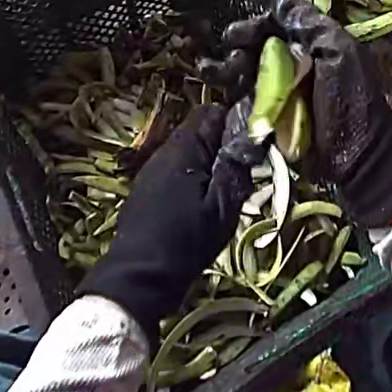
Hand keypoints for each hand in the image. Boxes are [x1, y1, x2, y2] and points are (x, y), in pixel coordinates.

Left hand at [78, 104, 253, 338]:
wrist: (139, 279)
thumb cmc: (185, 242)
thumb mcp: (222, 207)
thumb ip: (235, 167)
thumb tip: (250, 137)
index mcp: (184, 149)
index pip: (212, 112)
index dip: (236, 121)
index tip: (253, 144)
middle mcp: (165, 151)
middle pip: (200, 129)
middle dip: (224, 143)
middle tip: (243, 168)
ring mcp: (153, 168)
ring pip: (189, 149)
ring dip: (209, 160)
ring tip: (225, 187)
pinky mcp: (148, 187)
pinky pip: (176, 167)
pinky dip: (193, 174)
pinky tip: (202, 200)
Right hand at [210, 0, 391, 227]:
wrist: (356, 159)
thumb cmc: (351, 102)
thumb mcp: (338, 54)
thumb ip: (311, 26)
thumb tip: (280, 2)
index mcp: (314, 45)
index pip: (278, 25)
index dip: (256, 26)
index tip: (237, 35)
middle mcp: (296, 64)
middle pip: (258, 47)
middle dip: (238, 47)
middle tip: (228, 57)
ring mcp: (283, 92)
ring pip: (247, 72)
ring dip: (228, 69)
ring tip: (213, 73)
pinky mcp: (272, 119)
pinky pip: (246, 100)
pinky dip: (232, 94)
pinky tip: (220, 92)